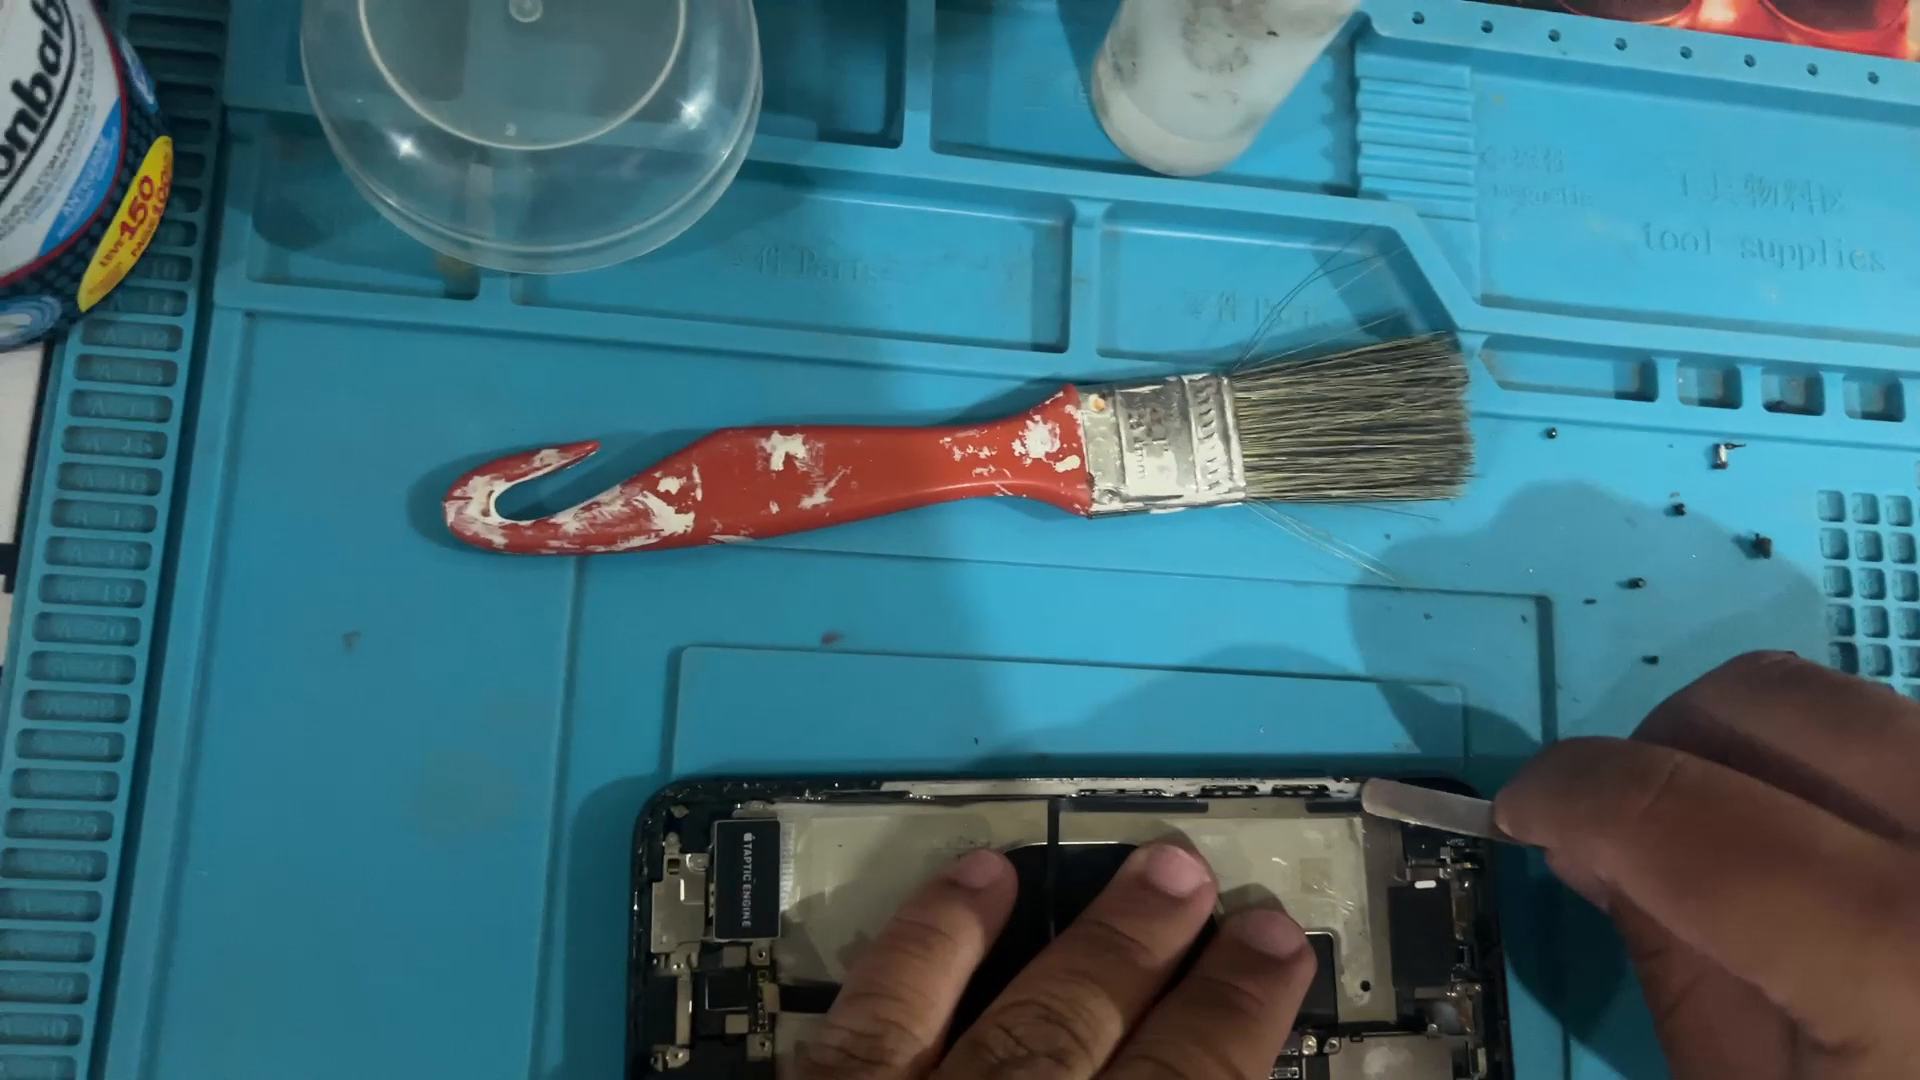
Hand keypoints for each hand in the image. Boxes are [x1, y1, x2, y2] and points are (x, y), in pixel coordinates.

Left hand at [793, 843, 1317, 1079]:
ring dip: (1098, 941)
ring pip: (1026, 1019)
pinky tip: (982, 871)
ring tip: (1158, 867)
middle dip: (1179, 971)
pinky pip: (884, 1002)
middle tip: (1221, 892)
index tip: (1278, 956)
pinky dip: (937, 931)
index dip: (1238, 1026)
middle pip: (1109, 1053)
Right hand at [1496, 651, 1919, 1078]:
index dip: (1560, 791)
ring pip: (1865, 710)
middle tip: (1638, 825)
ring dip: (1759, 755)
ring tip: (1755, 847)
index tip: (1523, 816)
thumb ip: (1670, 962)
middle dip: (1660, 743)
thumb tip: (1584, 845)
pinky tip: (1859, 868)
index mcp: (1913, 967)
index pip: (1672, 807)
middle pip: (1776, 705)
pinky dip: (1854, 782)